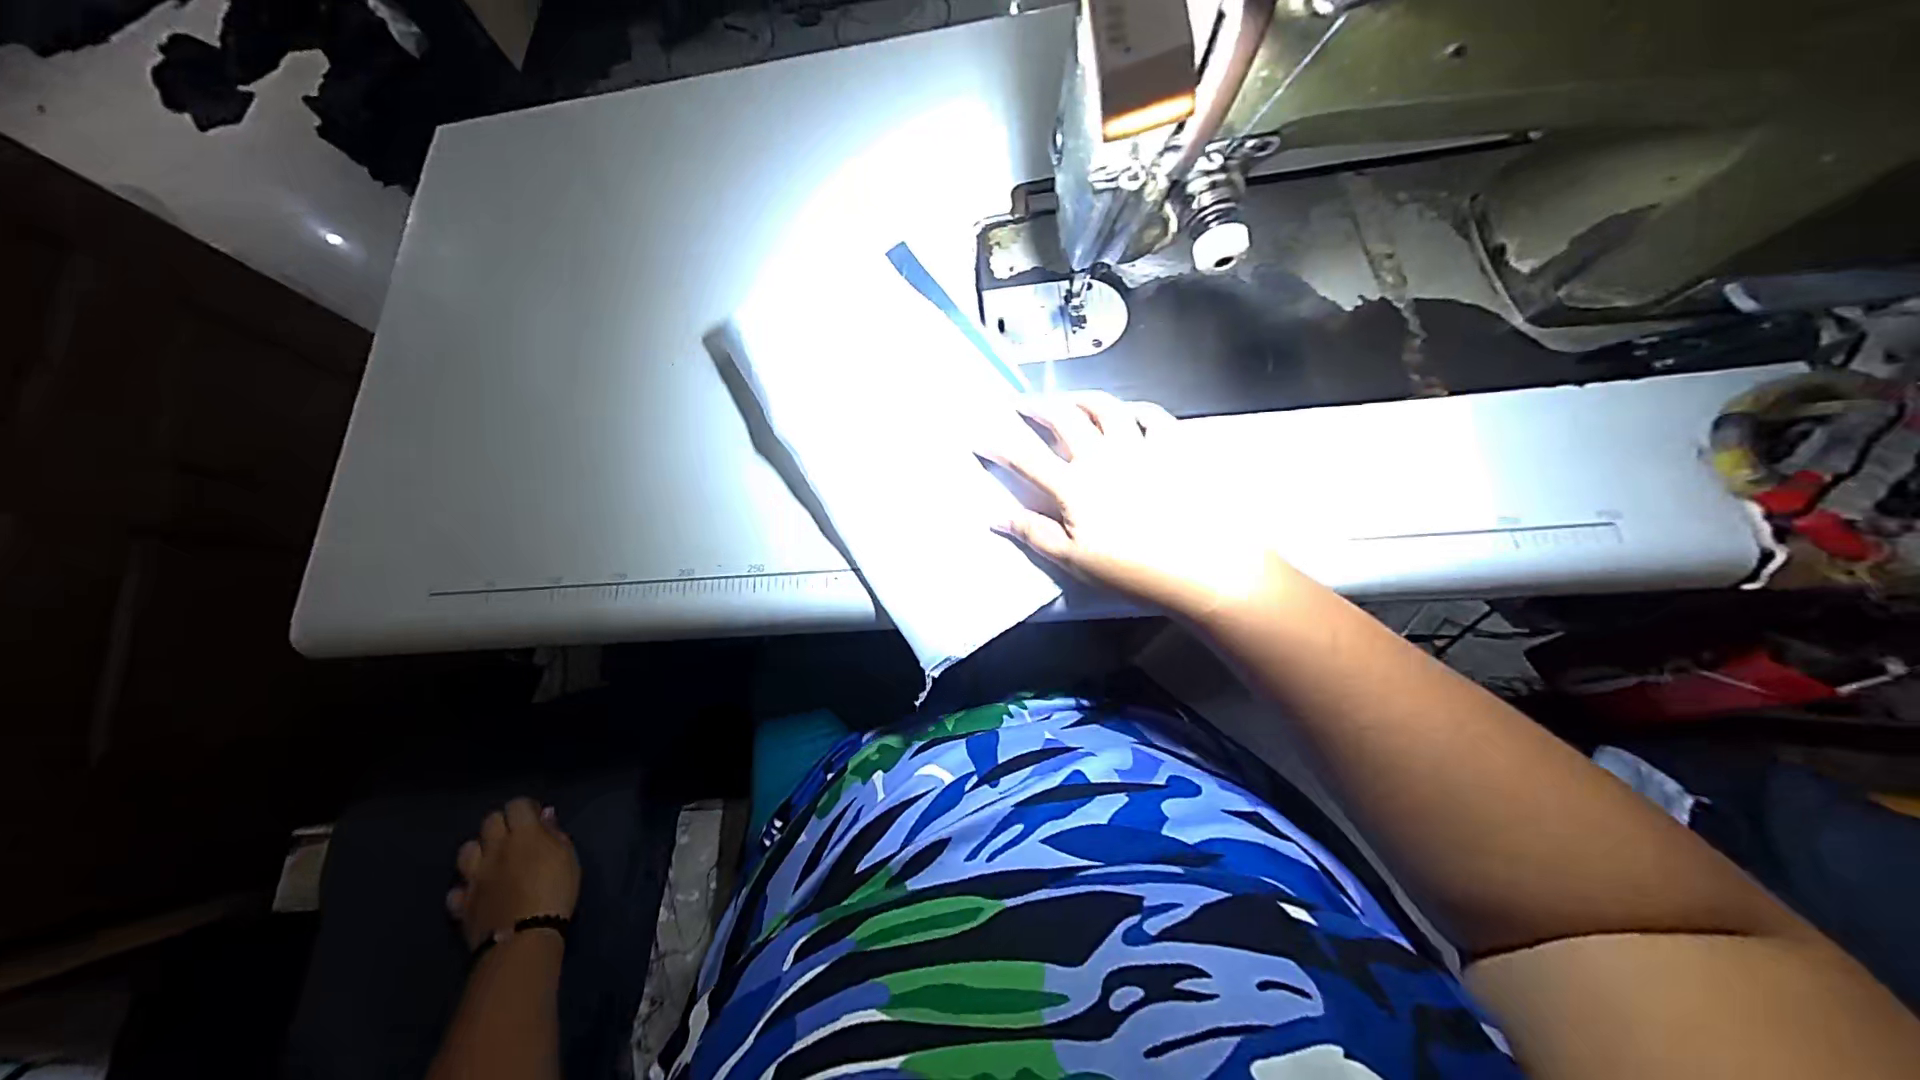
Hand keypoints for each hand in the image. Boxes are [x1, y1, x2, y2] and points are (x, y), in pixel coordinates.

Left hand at [446, 797, 580, 950]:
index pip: (516, 805)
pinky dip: (466, 887)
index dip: (526, 808)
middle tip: (517, 837)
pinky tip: (478, 892)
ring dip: (479, 850)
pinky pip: (458, 888)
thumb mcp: (567, 857)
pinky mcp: (462, 902)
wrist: (524, 936)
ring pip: (467, 849)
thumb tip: (545, 815)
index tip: (537, 818)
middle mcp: (494, 848)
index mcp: (523, 834)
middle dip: (503, 823)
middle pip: (490, 821)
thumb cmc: (556, 891)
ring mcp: (474, 876)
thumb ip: (555, 834)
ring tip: (493, 860)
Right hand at [977, 391, 1287, 620]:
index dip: (998, 445)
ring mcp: (1140, 446)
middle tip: (1024, 404)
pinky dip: (1137, 409)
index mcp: (1074, 485)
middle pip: (1063, 418)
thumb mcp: (1074, 560)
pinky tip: (1130, 412)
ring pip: (1105, 406)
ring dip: (1082, 398)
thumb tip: (995, 518)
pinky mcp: (1173, 446)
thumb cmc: (1133, 570)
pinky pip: (1153, 415)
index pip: (1025, 458)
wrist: (1202, 567)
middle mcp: (1103, 456)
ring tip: (1071, 400)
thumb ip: (1034, 533)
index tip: (981, 437)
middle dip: (1037, 406)